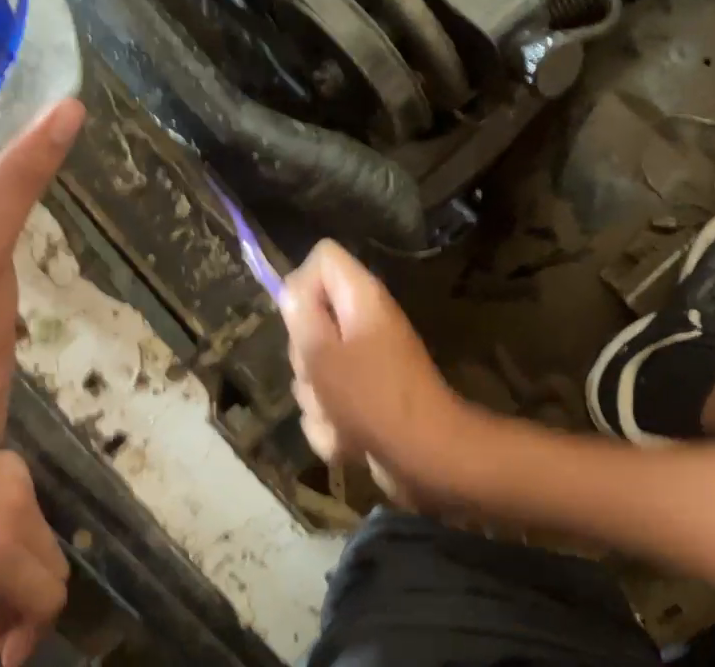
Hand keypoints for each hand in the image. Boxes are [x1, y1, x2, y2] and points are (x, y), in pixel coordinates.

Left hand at [0, 450, 70, 665]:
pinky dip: (12, 539)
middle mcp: (21, 510)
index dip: (31, 634)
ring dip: (22, 570)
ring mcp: (20, 482)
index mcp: (1, 549)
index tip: (5, 657)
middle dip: (28, 602)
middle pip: (56, 565)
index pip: (50, 595)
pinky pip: (28, 514)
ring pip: (43, 539)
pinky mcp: (12, 466)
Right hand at [279, 240, 471, 502]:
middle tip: (320, 375)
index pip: (323, 258)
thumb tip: (290, 290)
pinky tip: (348, 440)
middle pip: (309, 319)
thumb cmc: (372, 399)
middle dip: (304, 357)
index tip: (299, 321)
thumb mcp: (324, 355)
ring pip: (314, 369)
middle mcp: (364, 323)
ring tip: (338, 416)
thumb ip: (302, 316)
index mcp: (361, 299)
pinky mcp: (365, 398)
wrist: (424, 457)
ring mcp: (365, 362)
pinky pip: (328, 403)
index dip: (301, 283)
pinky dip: (331, 427)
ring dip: (316, 400)